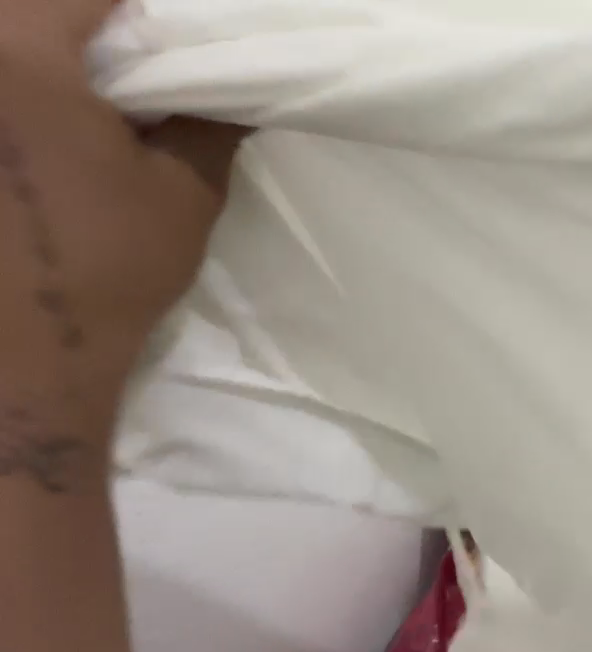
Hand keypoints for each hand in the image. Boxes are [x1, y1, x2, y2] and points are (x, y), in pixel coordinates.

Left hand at [0, 0, 243, 440]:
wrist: (20, 337)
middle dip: (81, 38)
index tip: (167, 45)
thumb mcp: (183, 194)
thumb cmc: (109, 259)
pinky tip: (42, 157)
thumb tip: (229, 95)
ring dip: (46, 77)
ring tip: (89, 129)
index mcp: (15, 52)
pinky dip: (24, 109)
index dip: (133, 14)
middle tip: (133, 91)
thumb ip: (205, 129)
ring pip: (6, 52)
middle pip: (24, 16)